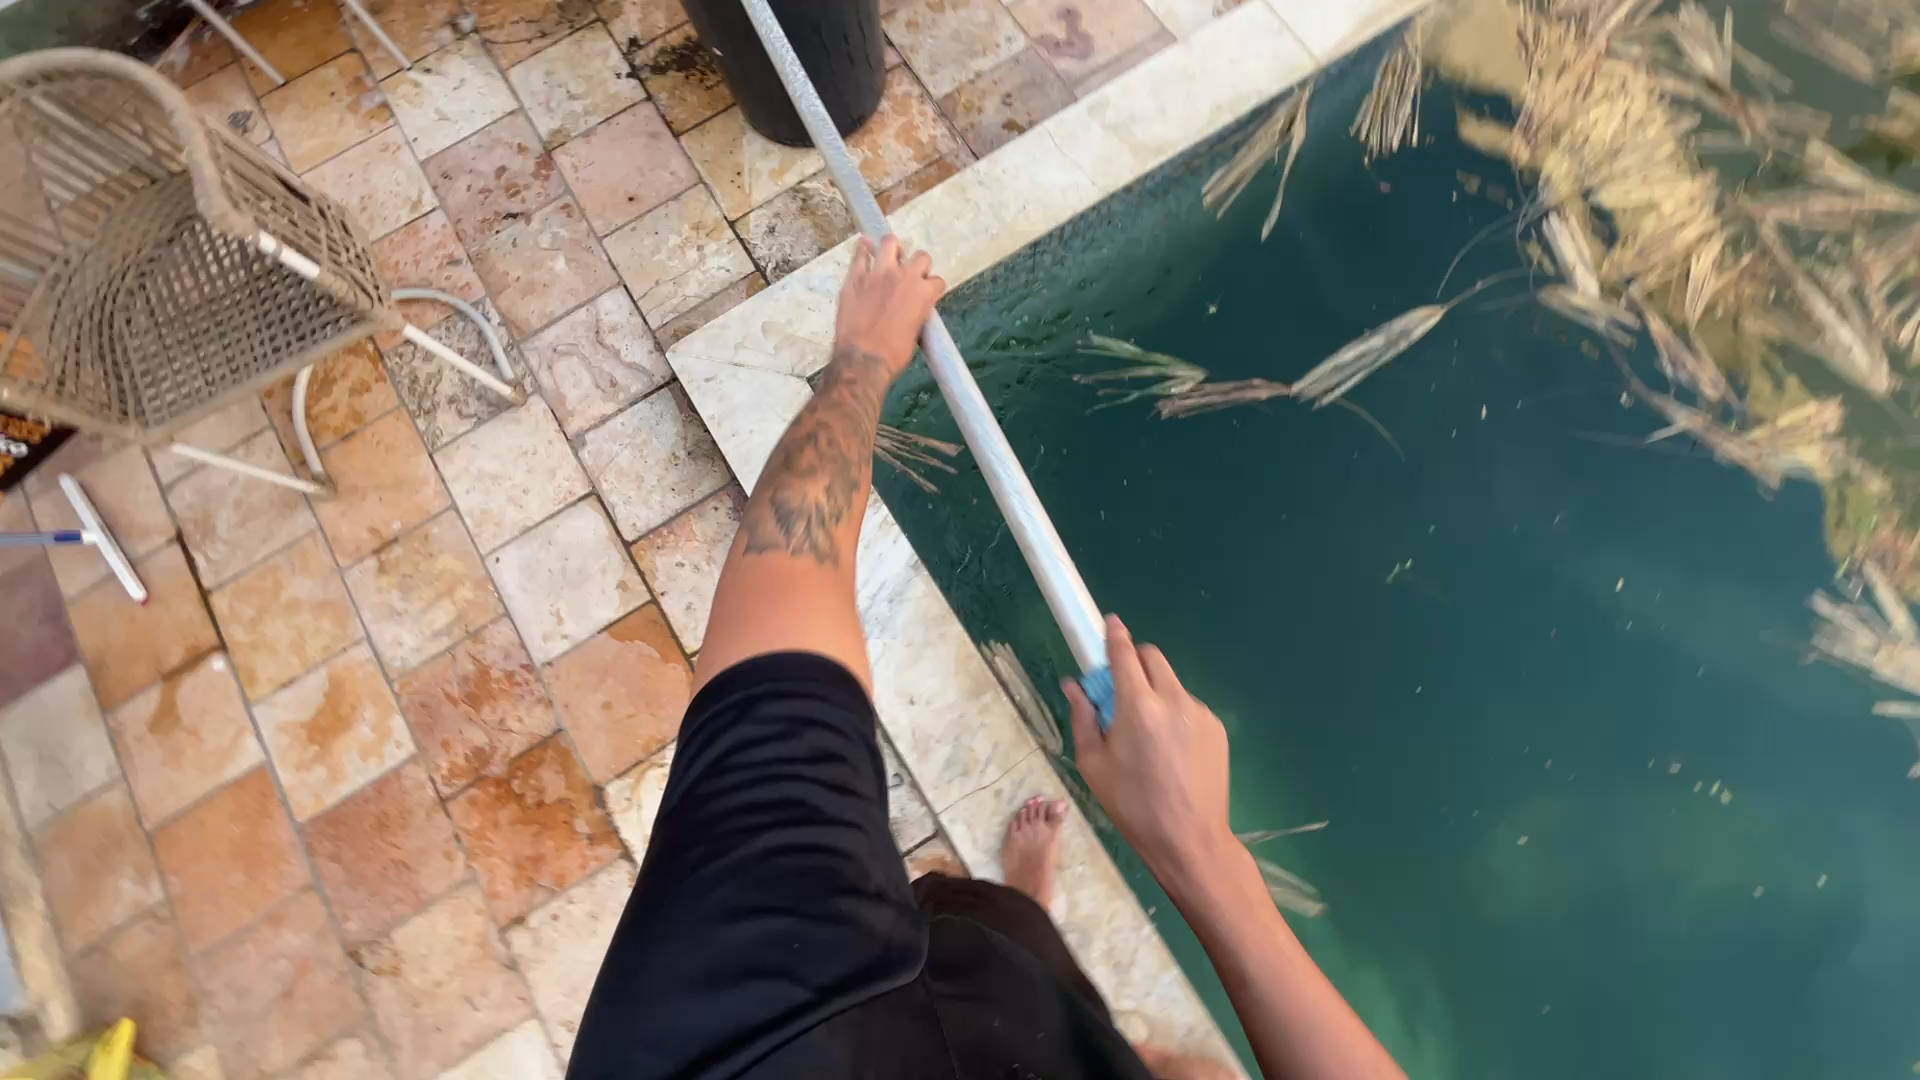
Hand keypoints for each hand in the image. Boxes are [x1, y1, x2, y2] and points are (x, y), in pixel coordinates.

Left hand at [834, 235, 944, 379]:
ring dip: (893, 248)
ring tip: (890, 257)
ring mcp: (879, 273)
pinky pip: (860, 253)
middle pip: (921, 256)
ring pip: (890, 242)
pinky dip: (863, 249)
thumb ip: (917, 313)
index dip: (932, 287)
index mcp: (924, 294)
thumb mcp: (915, 335)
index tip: (927, 293)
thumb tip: (913, 309)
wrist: (864, 360)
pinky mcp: (856, 276)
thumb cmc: (894, 355)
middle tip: (910, 276)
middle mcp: (905, 276)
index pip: (937, 281)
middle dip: (919, 266)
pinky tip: (865, 248)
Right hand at [1065, 616, 1234, 883]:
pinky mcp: (1217, 728)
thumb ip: (1084, 716)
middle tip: (1123, 689)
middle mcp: (1172, 700)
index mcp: (1137, 707)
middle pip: (1153, 657)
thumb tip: (1074, 685)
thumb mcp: (1094, 764)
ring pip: (1171, 683)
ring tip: (1149, 733)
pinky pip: (1189, 706)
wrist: (1190, 840)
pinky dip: (1175, 713)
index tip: (1109, 624)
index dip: (1114, 635)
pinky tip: (1171, 749)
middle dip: (1136, 661)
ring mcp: (1200, 713)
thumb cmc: (1132, 805)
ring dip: (1155, 691)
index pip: (1124, 653)